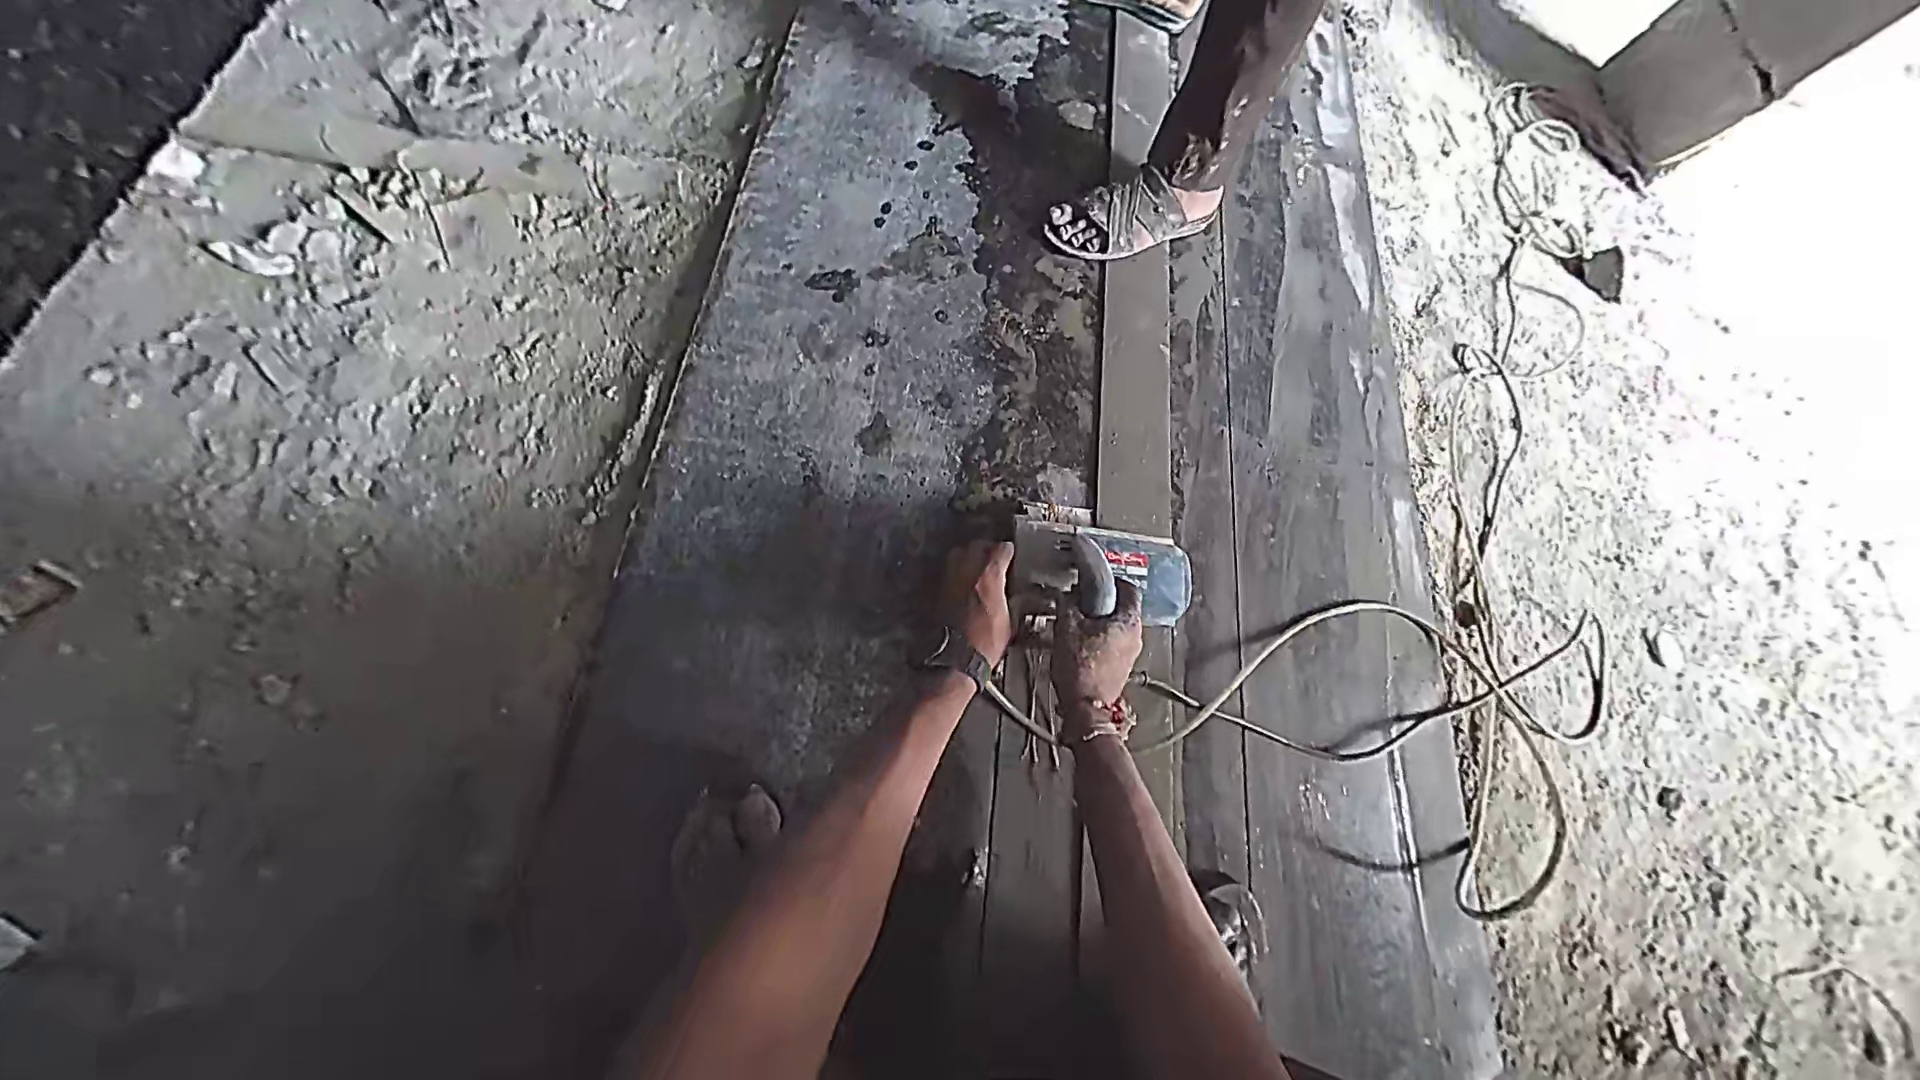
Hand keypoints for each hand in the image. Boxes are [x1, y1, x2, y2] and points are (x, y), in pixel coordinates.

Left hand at [941, 541, 1014, 666]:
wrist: (953, 659)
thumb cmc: (984, 644)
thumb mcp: (1007, 621)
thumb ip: (1006, 598)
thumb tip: (1006, 593)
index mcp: (989, 577)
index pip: (1001, 550)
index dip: (1007, 551)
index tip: (1009, 553)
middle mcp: (967, 571)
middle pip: (976, 546)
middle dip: (986, 549)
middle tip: (992, 557)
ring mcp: (948, 579)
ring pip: (957, 553)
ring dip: (967, 556)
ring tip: (974, 566)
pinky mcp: (935, 589)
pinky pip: (946, 571)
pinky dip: (954, 572)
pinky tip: (960, 582)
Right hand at [1051, 580, 1142, 736]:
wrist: (1084, 708)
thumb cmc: (1080, 668)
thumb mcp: (1066, 626)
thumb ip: (1068, 603)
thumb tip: (1067, 594)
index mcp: (1129, 622)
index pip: (1128, 587)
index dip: (1109, 578)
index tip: (1093, 577)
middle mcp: (1136, 636)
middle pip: (1121, 607)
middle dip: (1100, 601)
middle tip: (1079, 597)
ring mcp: (1130, 653)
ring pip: (1115, 625)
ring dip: (1098, 620)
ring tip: (1075, 619)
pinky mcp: (1121, 666)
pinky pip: (1112, 642)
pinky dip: (1098, 636)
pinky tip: (1078, 640)